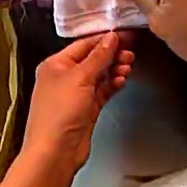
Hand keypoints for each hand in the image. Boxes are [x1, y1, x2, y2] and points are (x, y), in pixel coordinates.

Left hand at [22, 31, 133, 170]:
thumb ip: (98, 57)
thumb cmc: (61, 111)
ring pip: (99, 75)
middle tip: (130, 53)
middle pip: (92, 59)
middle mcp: (64, 76)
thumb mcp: (80, 78)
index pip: (83, 45)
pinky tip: (122, 80)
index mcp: (56, 64)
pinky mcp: (86, 108)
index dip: (104, 39)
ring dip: (114, 69)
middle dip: (112, 55)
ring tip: (129, 66)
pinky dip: (112, 85)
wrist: (55, 151)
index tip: (126, 35)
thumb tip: (112, 37)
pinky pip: (102, 91)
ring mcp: (75, 93)